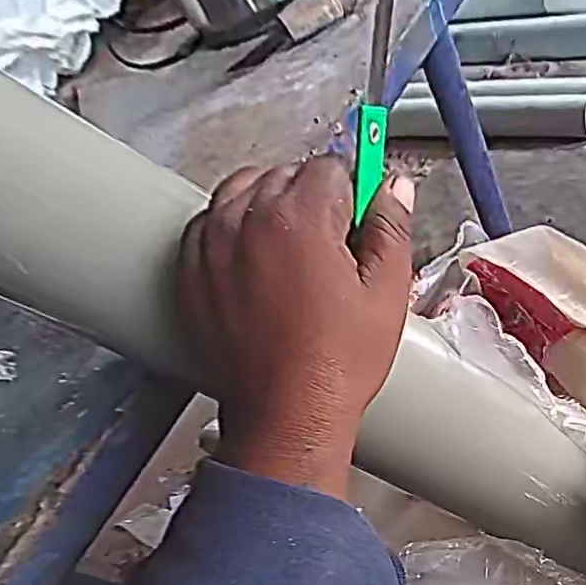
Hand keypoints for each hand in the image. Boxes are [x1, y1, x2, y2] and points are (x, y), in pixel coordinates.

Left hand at [177, 157, 416, 498]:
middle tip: (332, 257)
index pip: (331, 168)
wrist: (288, 416)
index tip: (357, 222)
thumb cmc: (336, 366)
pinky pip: (212, 225)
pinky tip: (261, 273)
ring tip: (295, 263)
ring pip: (244, 193)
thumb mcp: (386, 296)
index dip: (353, 198)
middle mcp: (246, 220)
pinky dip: (236, 235)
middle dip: (313, 206)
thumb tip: (394, 188)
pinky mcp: (191, 271)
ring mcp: (211, 245)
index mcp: (300, 219)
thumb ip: (391, 229)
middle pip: (286, 176)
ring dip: (271, 213)